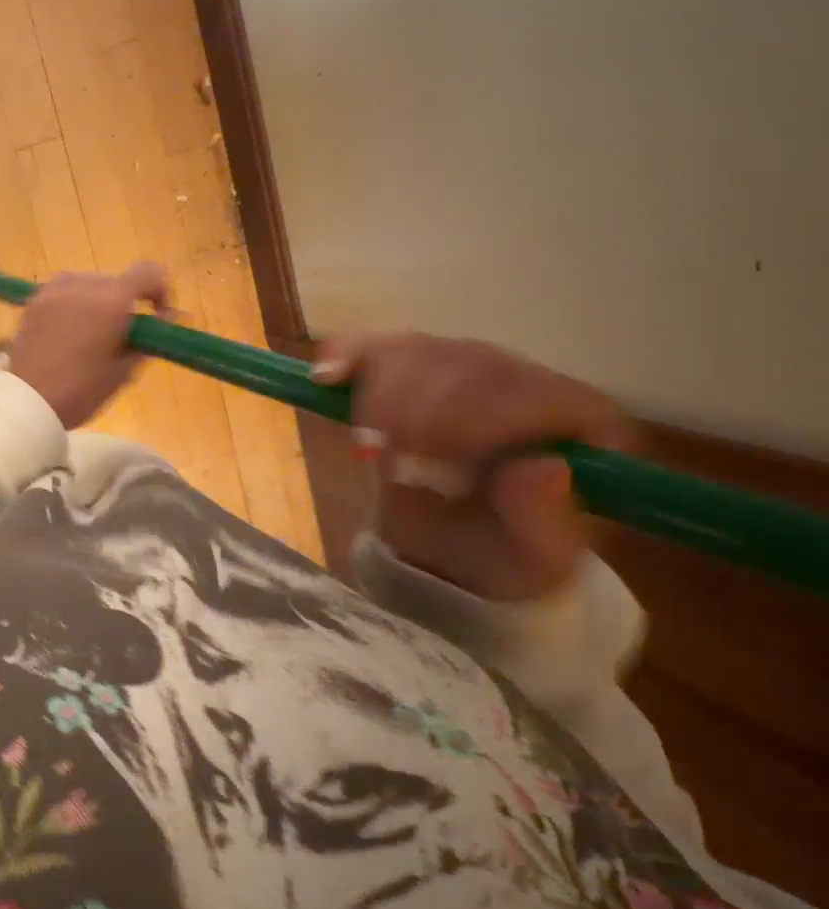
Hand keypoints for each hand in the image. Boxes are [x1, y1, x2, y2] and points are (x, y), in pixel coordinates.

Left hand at [10, 262, 168, 428]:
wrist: (28, 401)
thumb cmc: (81, 391)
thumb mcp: (124, 370)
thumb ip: (149, 339)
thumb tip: (168, 320)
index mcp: (110, 301)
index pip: (149, 273)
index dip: (160, 291)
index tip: (158, 316)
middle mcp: (82, 286)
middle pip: (116, 281)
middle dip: (126, 302)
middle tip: (122, 334)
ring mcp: (53, 291)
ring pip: (87, 283)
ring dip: (97, 300)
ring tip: (93, 331)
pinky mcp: (32, 302)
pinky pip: (62, 291)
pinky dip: (72, 302)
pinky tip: (69, 328)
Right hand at [313, 332, 632, 600]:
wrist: (454, 551)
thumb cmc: (503, 557)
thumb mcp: (535, 561)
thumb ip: (545, 519)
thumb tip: (542, 465)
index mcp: (581, 421)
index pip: (529, 390)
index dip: (472, 418)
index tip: (426, 468)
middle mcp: (530, 381)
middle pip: (466, 363)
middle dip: (418, 415)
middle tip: (394, 469)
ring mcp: (468, 368)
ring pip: (418, 351)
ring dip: (381, 399)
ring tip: (373, 449)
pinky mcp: (415, 368)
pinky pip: (377, 346)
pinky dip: (348, 356)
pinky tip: (328, 377)